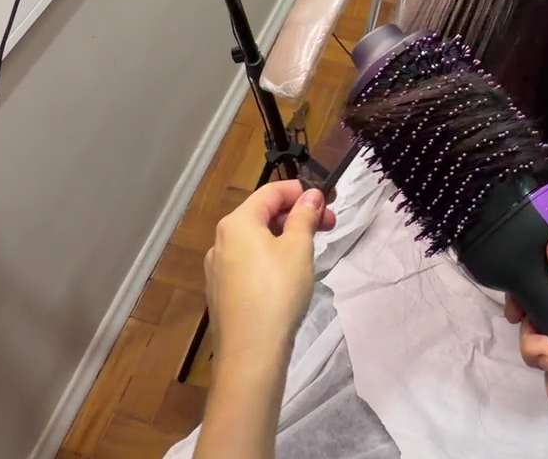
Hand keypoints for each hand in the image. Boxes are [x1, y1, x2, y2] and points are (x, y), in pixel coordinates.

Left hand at [204, 181, 336, 366]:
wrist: (251, 356)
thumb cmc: (277, 292)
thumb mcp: (299, 248)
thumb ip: (304, 216)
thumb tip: (311, 195)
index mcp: (237, 223)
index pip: (271, 191)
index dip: (301, 191)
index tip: (328, 202)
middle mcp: (221, 241)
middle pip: (263, 214)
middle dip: (297, 215)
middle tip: (329, 225)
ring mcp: (219, 269)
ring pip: (256, 240)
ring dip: (286, 236)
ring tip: (311, 250)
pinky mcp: (222, 294)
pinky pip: (249, 263)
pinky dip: (271, 258)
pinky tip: (289, 276)